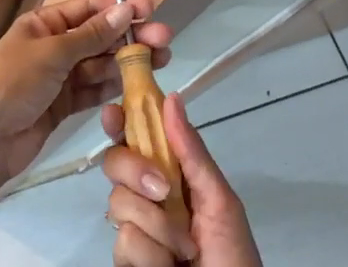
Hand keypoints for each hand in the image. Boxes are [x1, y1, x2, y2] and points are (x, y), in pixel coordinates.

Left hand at [0, 0, 173, 180]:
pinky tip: (139, 85)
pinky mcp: (65, 104)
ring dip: (129, 61)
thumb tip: (125, 9)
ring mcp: (60, 76)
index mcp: (45, 23)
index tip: (149, 10)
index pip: (89, 8)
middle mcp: (55, 45)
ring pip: (101, 63)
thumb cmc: (13, 82)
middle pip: (100, 36)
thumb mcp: (53, 52)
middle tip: (165, 38)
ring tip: (162, 60)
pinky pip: (95, 90)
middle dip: (131, 36)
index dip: (119, 7)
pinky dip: (115, 87)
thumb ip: (92, 34)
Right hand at [102, 93, 259, 266]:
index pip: (137, 138)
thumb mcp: (220, 200)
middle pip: (114, 163)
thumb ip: (191, 152)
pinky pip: (123, 244)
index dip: (121, 122)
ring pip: (118, 204)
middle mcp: (148, 197)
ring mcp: (136, 230)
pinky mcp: (127, 261)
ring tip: (183, 249)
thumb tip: (172, 97)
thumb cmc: (233, 255)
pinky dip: (151, 256)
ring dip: (157, 227)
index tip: (113, 113)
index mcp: (172, 175)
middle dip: (135, 172)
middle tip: (163, 191)